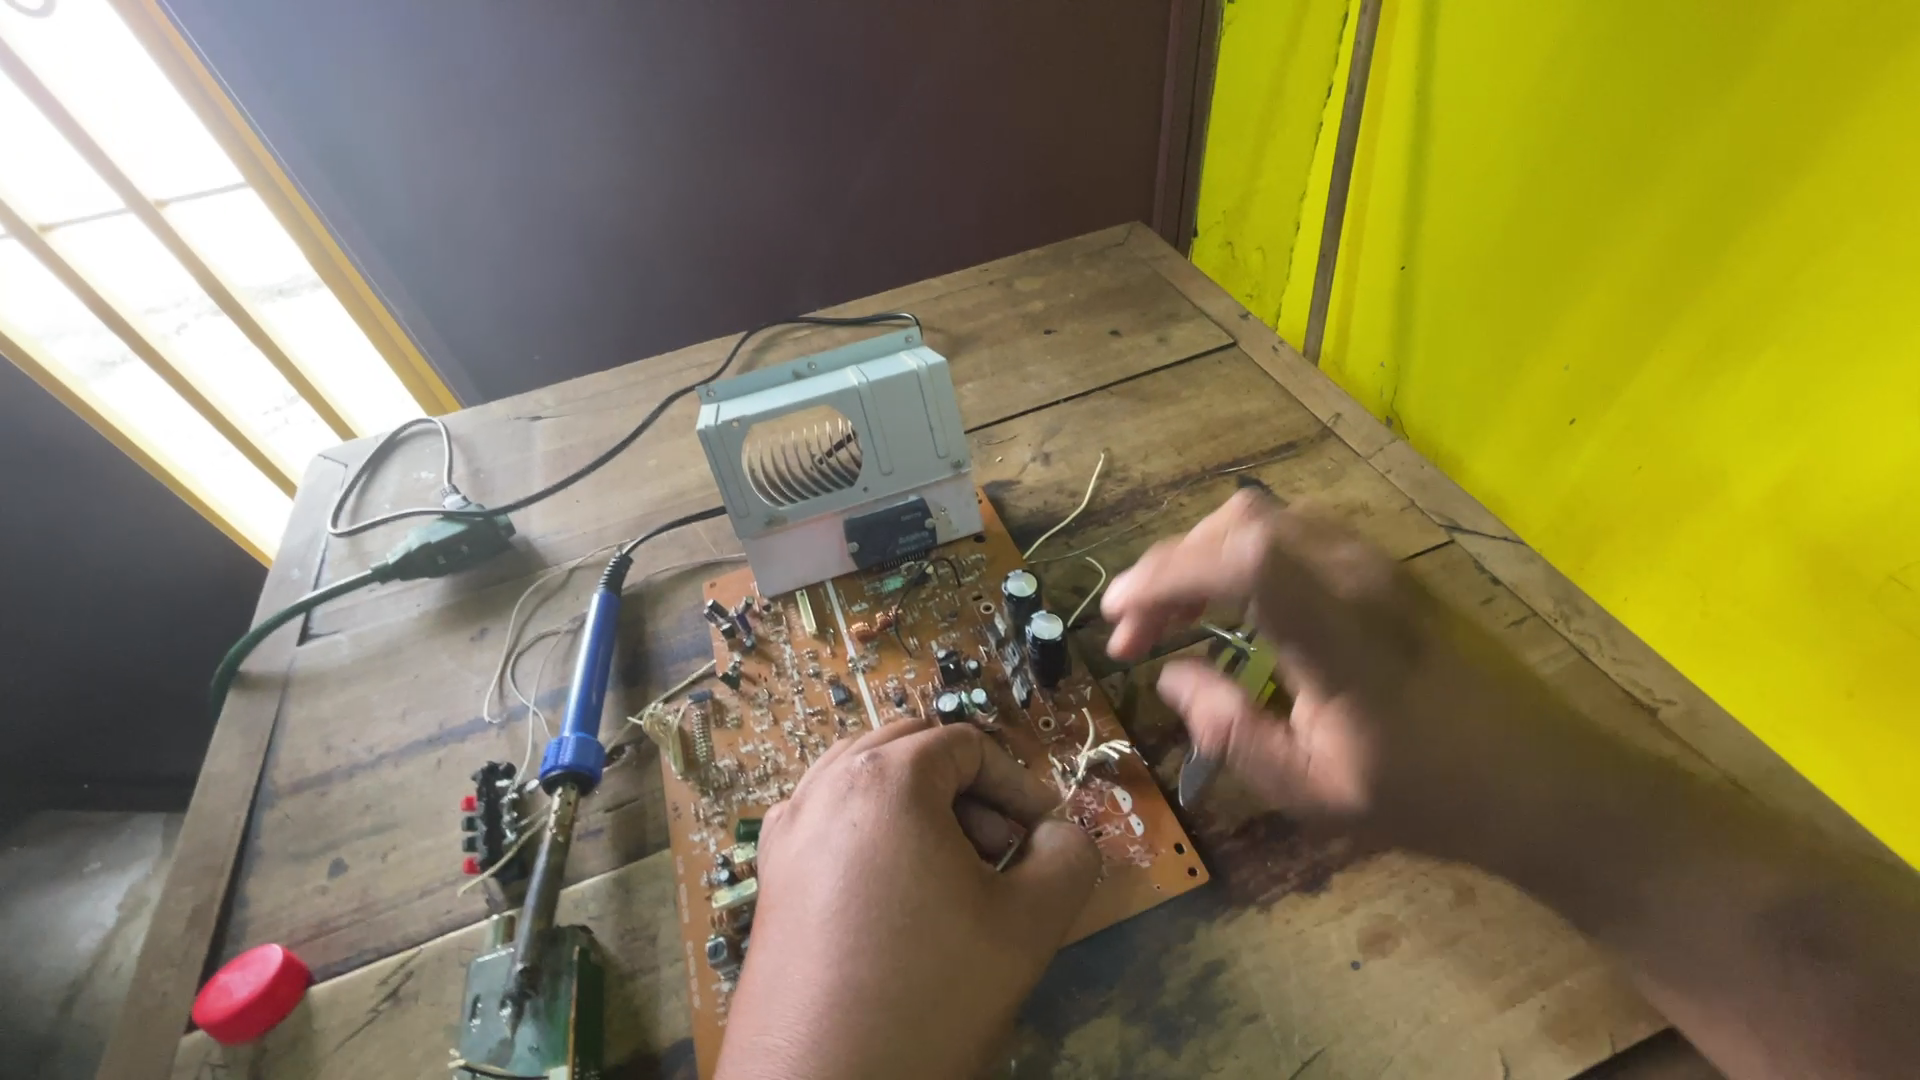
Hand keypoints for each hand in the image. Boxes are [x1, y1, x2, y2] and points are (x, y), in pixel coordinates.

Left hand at [715, 718, 1100, 1079]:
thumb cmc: (928, 993)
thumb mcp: (1028, 924)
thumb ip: (1069, 855)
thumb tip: (1060, 832)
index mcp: (885, 776)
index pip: (967, 744)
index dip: (1017, 783)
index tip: (1042, 834)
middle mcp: (827, 783)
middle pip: (914, 748)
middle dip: (968, 788)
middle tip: (999, 851)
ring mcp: (790, 826)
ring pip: (869, 777)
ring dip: (921, 805)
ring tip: (951, 871)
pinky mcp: (773, 871)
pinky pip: (832, 817)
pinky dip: (873, 828)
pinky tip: (894, 887)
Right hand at [1101, 488, 1578, 856]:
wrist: (1547, 783)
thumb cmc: (1429, 796)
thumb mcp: (1314, 789)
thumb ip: (1230, 730)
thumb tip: (1169, 674)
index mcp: (1345, 634)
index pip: (1243, 560)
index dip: (1167, 574)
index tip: (1118, 619)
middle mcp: (1358, 576)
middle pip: (1239, 525)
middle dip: (1166, 570)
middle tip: (1129, 633)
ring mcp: (1374, 562)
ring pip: (1260, 518)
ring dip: (1197, 557)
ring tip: (1166, 615)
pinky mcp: (1381, 565)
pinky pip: (1288, 531)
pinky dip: (1234, 554)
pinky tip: (1223, 598)